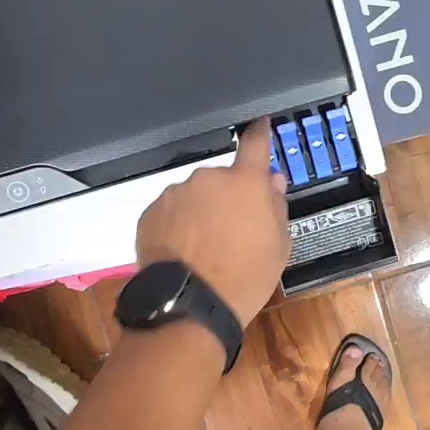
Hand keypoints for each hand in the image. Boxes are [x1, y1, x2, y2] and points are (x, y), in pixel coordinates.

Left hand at [135, 121, 290, 325]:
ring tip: (203, 247)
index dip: (259, 133)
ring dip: (200, 212)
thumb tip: (272, 182)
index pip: (255, 144)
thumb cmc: (245, 277)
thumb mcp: (278, 246)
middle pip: (222, 179)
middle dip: (227, 197)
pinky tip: (183, 252)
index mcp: (244, 183)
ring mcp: (175, 194)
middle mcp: (207, 179)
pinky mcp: (150, 213)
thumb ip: (276, 207)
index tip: (260, 124)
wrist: (191, 305)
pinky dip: (177, 226)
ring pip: (194, 197)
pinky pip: (170, 213)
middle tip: (231, 230)